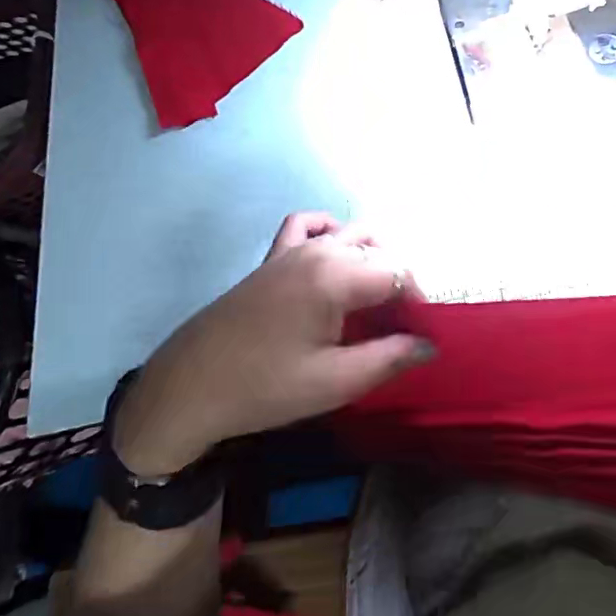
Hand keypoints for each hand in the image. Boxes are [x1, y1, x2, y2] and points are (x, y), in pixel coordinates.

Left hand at [112, 213, 431, 474]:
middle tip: (399, 330)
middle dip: (400, 287)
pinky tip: (337, 256)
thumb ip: (390, 357)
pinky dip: (331, 233)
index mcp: (335, 276)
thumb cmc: (264, 388)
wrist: (186, 390)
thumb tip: (430, 343)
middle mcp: (318, 251)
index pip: (400, 275)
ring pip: (353, 235)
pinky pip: (309, 226)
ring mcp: (292, 250)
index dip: (419, 305)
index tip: (419, 339)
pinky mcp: (271, 259)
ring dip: (375, 261)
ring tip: (375, 303)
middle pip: (381, 254)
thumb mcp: (336, 382)